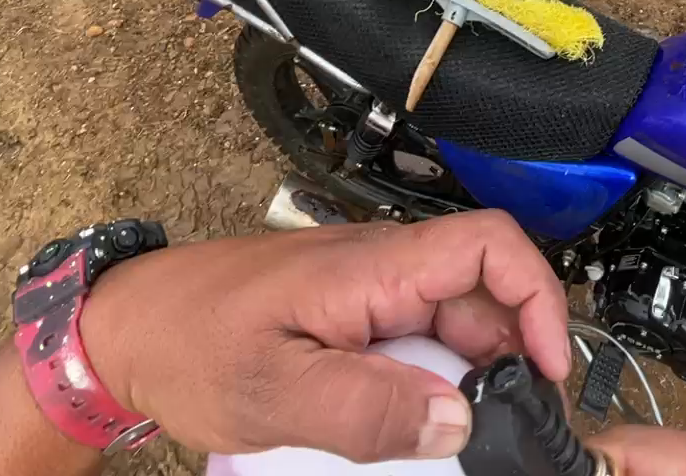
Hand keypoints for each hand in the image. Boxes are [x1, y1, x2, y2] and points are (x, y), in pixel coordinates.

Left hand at [81, 210, 570, 462]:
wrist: (136, 323)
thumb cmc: (196, 342)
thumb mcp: (277, 393)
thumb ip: (370, 408)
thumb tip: (460, 419)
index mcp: (377, 265)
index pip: (490, 245)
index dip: (538, 295)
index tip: (550, 368)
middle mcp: (386, 265)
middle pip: (483, 291)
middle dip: (513, 355)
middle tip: (512, 432)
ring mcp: (373, 288)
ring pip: (454, 319)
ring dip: (474, 375)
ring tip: (468, 440)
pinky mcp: (357, 311)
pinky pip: (418, 338)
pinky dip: (435, 381)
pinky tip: (420, 427)